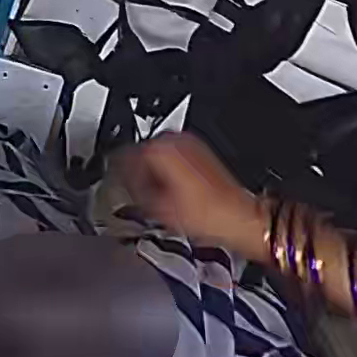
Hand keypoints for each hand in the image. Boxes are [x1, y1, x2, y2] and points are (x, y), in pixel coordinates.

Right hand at [115, 133, 268, 260]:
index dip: (119, 175)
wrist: (238, 217)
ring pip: (157, 154)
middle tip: (135, 195)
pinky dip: (167, 171)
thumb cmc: (207, 215)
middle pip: (141, 153)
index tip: (118, 186)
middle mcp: (175, 139)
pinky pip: (172, 157)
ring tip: (154, 197)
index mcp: (160, 148)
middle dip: (136, 173)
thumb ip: (133, 193)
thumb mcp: (157, 210)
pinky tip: (170, 192)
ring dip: (151, 172)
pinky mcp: (200, 151)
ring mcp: (189, 143)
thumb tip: (124, 186)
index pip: (124, 155)